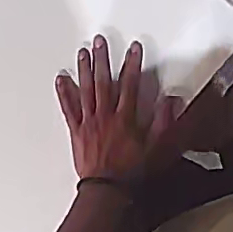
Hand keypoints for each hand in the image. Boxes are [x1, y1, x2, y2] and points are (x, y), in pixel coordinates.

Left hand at [55, 36, 173, 182]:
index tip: (133, 48)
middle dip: (103, 59)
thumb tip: (171, 101)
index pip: (130, 84)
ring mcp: (89, 122)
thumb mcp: (156, 148)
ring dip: (84, 69)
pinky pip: (69, 108)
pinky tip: (61, 79)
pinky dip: (64, 93)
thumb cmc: (131, 170)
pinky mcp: (77, 131)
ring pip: (86, 90)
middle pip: (103, 81)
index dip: (132, 64)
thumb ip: (164, 123)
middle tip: (100, 41)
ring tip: (83, 52)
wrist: (107, 189)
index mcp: (125, 118)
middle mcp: (106, 116)